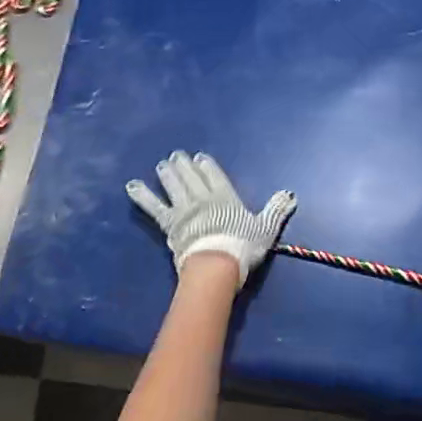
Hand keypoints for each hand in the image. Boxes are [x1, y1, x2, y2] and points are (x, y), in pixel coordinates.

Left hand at [126, 151, 295, 285]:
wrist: (216, 264)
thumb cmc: (242, 247)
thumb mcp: (265, 228)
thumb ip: (276, 210)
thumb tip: (290, 194)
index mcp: (225, 198)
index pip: (214, 176)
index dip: (207, 166)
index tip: (200, 158)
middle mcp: (202, 199)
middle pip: (191, 177)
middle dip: (184, 165)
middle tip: (176, 156)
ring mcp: (183, 209)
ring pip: (173, 186)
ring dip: (167, 174)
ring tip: (162, 165)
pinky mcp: (169, 223)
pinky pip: (153, 206)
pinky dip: (142, 195)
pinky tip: (131, 186)